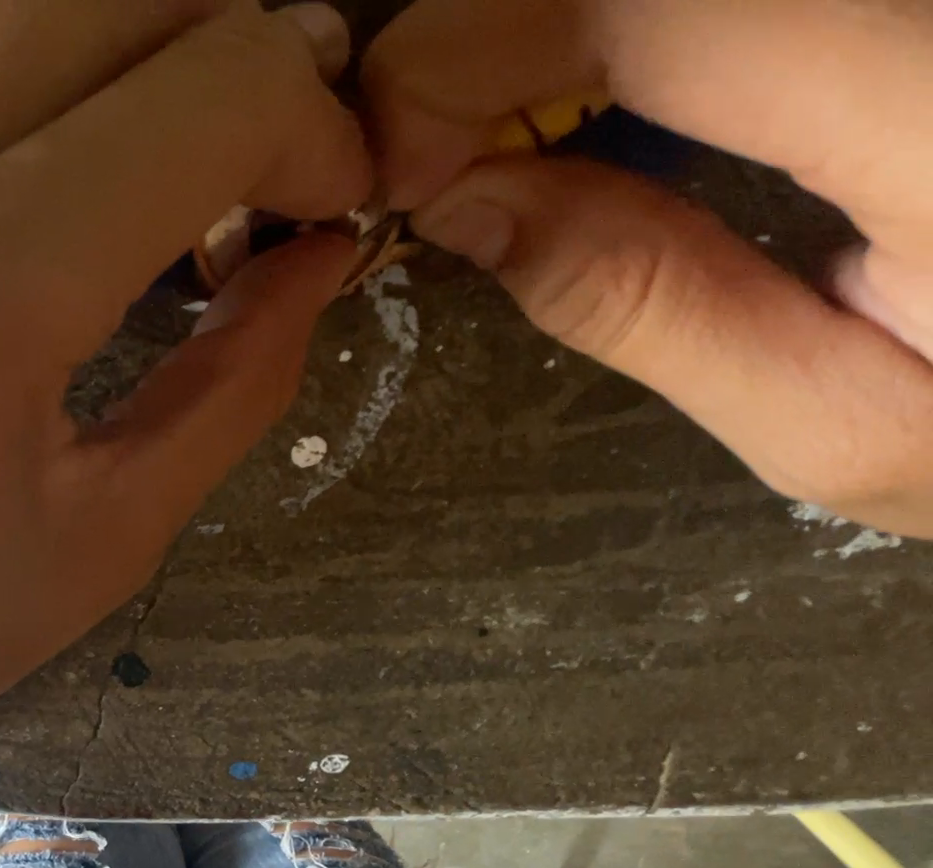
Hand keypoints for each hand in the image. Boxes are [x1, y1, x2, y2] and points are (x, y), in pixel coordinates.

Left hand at [0, 0, 371, 767]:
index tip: (322, 194)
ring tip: (155, 129)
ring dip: (112, 32)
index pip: (201, 95)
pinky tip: (36, 118)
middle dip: (229, 52)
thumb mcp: (115, 528)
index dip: (305, 124)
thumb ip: (241, 371)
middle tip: (258, 154)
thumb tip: (319, 254)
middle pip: (104, 0)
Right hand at [362, 0, 932, 536]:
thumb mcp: (846, 420)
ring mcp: (901, 8)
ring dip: (538, 47)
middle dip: (474, 48)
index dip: (451, 64)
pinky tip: (603, 113)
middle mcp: (924, 10)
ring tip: (505, 148)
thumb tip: (461, 201)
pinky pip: (698, 6)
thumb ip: (640, 302)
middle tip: (431, 164)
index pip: (624, 1)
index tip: (393, 172)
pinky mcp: (884, 22)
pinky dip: (611, 40)